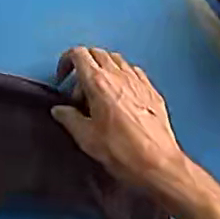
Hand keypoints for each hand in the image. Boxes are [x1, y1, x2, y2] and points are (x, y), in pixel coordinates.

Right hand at [51, 47, 192, 198]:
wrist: (160, 166)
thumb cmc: (123, 151)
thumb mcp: (86, 138)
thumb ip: (69, 119)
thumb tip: (60, 111)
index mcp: (98, 82)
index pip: (78, 54)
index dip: (66, 60)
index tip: (63, 76)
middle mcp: (118, 75)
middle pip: (96, 52)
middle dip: (84, 64)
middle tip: (80, 87)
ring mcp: (137, 81)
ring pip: (116, 59)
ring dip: (104, 67)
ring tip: (100, 89)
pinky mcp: (152, 91)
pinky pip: (134, 71)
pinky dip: (123, 75)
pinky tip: (122, 93)